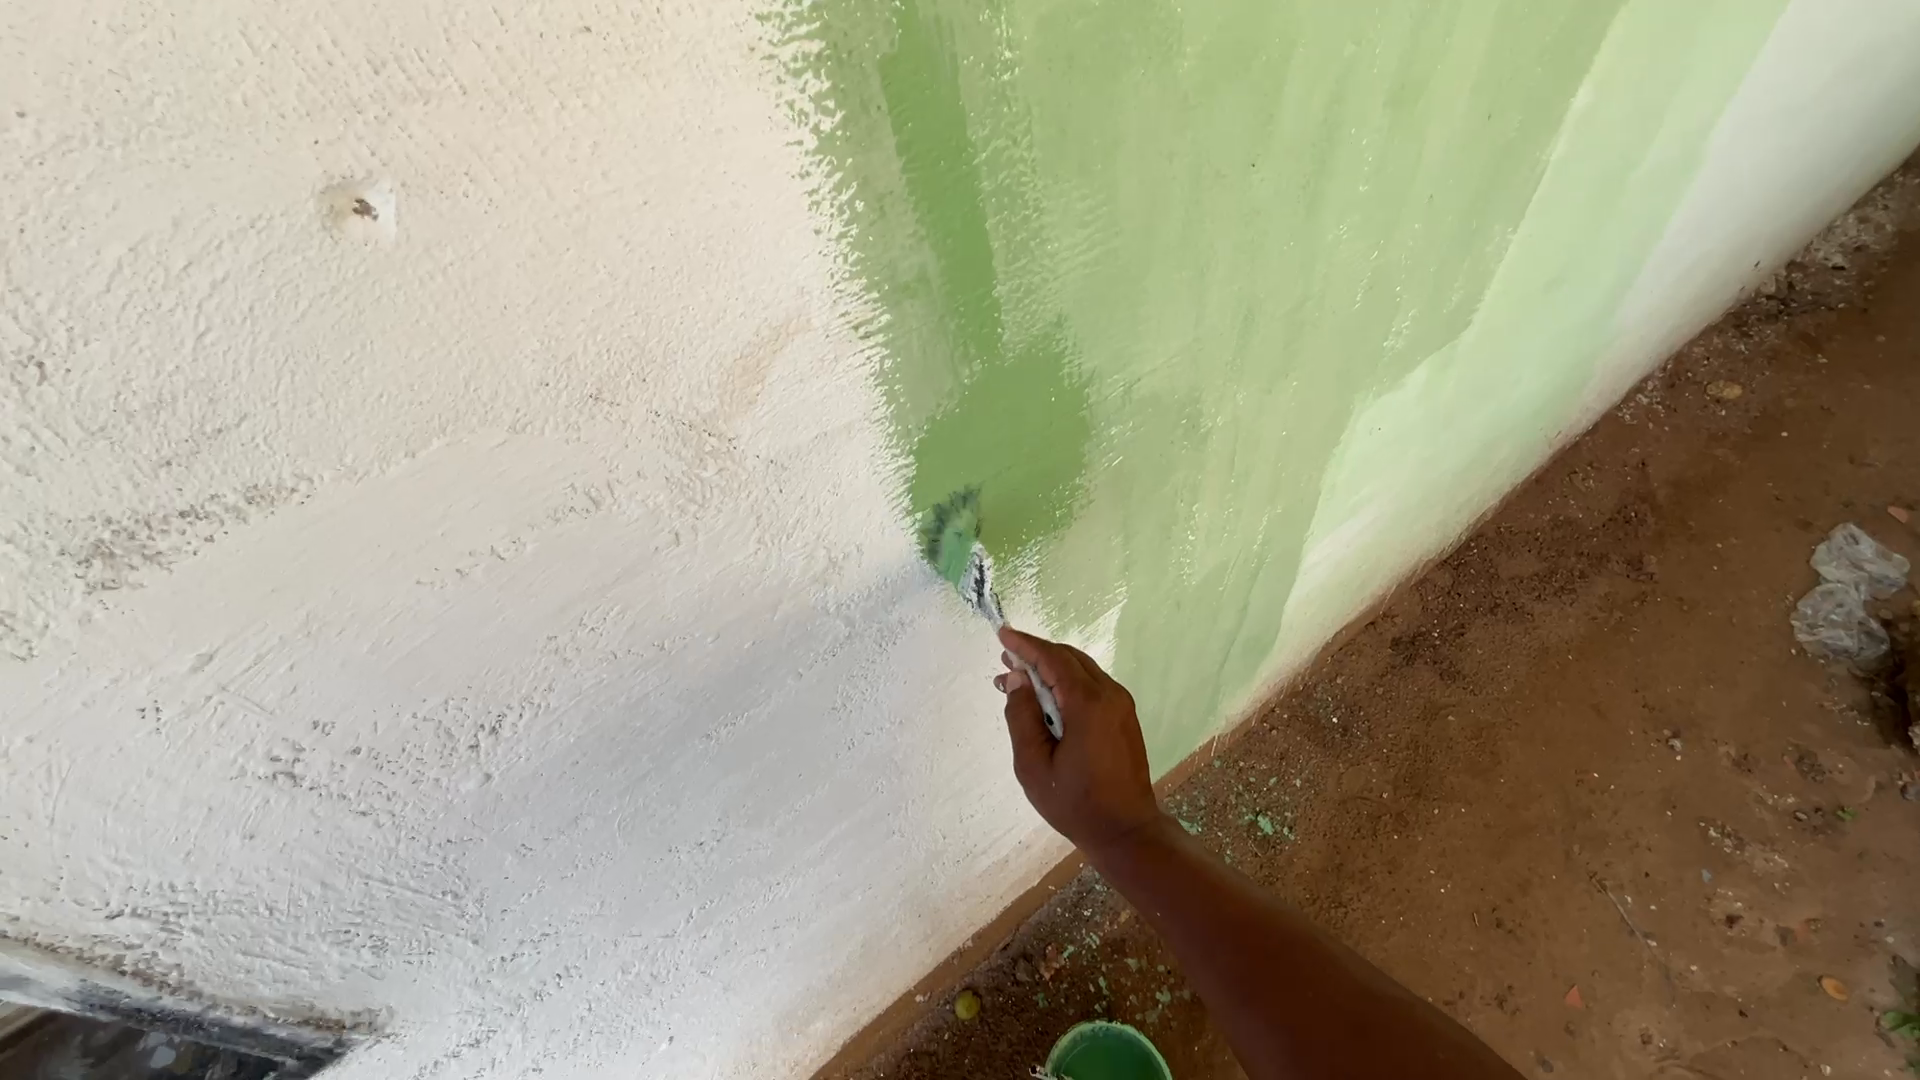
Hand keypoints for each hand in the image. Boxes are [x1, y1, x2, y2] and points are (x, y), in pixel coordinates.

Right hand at [994, 627, 1163, 856]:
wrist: (1127, 831)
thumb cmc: (1075, 803)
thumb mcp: (1034, 764)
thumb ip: (1021, 716)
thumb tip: (1018, 679)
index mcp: (1087, 704)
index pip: (1052, 659)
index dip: (1025, 645)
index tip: (1002, 634)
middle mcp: (1109, 695)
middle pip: (1068, 658)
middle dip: (1036, 655)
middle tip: (1006, 661)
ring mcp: (1121, 704)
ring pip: (1081, 670)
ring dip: (1051, 669)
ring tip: (1019, 681)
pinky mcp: (1124, 716)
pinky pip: (1091, 686)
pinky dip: (1066, 683)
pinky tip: (1046, 700)